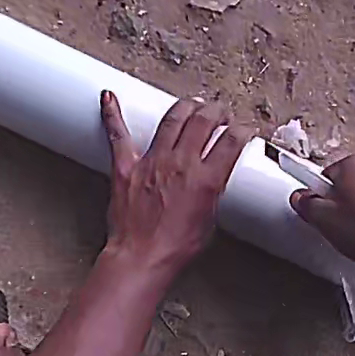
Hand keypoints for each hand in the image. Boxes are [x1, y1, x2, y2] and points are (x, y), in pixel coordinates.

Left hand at [101, 92, 249, 274]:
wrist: (141, 258)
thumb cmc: (174, 248)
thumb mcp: (208, 221)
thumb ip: (211, 194)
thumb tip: (211, 182)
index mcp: (205, 180)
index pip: (231, 142)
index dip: (242, 131)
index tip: (244, 129)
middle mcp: (180, 164)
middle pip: (203, 121)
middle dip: (217, 112)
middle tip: (220, 113)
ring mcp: (152, 162)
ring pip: (172, 120)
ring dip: (186, 107)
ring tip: (193, 105)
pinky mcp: (126, 167)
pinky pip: (118, 134)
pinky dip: (114, 114)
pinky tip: (110, 98)